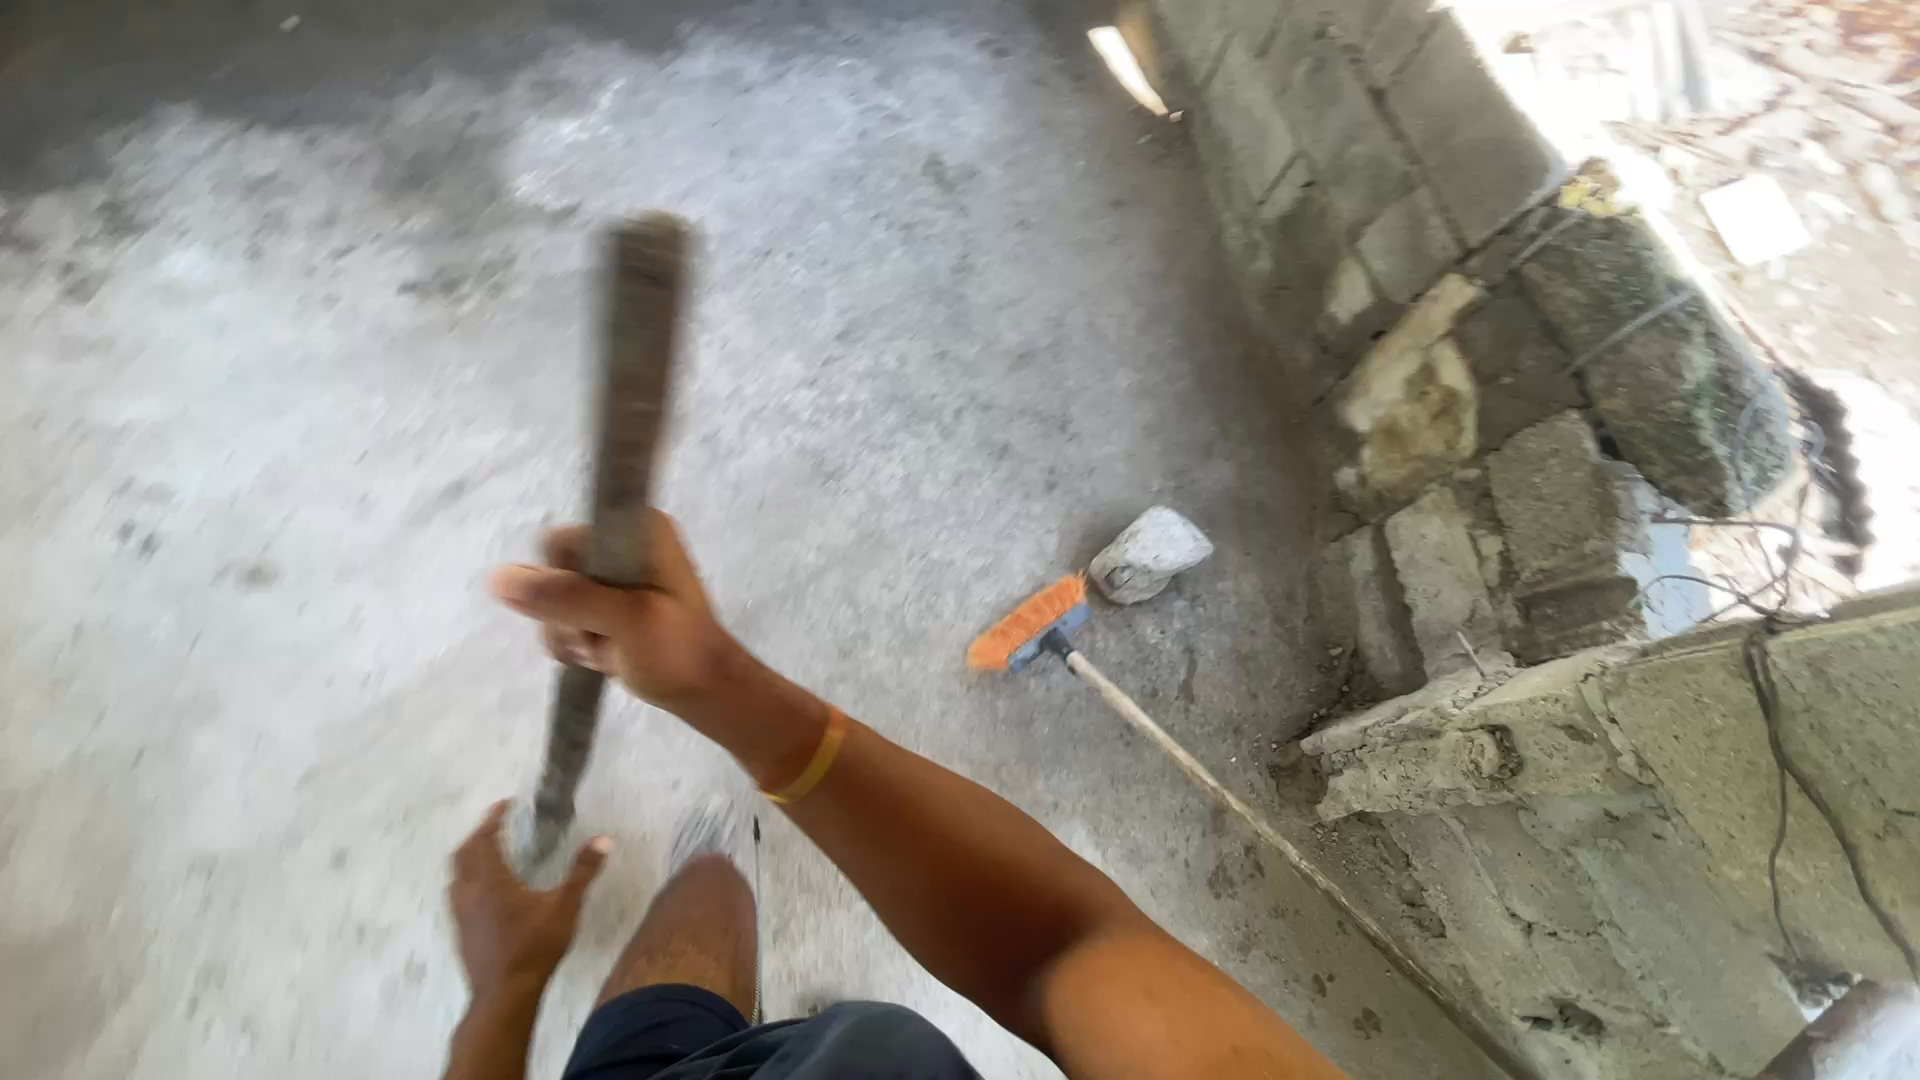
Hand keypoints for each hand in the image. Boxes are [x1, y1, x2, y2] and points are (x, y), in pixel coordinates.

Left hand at [448, 800, 609, 1000]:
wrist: (504, 994)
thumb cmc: (535, 945)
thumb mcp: (566, 905)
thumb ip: (583, 871)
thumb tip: (604, 839)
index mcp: (492, 882)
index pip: (485, 840)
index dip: (493, 819)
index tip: (505, 804)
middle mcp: (470, 894)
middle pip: (463, 855)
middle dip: (478, 835)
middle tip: (496, 823)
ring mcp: (462, 915)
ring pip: (456, 875)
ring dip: (469, 857)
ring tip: (489, 850)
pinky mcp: (462, 932)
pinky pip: (458, 893)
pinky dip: (469, 877)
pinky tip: (487, 888)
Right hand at [489, 511, 742, 711]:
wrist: (701, 687)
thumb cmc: (678, 650)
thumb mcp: (628, 622)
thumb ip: (569, 598)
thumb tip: (499, 579)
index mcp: (639, 528)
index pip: (561, 542)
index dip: (566, 581)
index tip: (596, 609)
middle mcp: (620, 541)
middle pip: (548, 572)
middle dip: (564, 614)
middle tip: (601, 636)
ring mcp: (609, 573)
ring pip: (547, 598)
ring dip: (567, 632)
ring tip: (605, 648)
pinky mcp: (600, 601)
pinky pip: (555, 616)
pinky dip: (570, 640)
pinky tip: (599, 654)